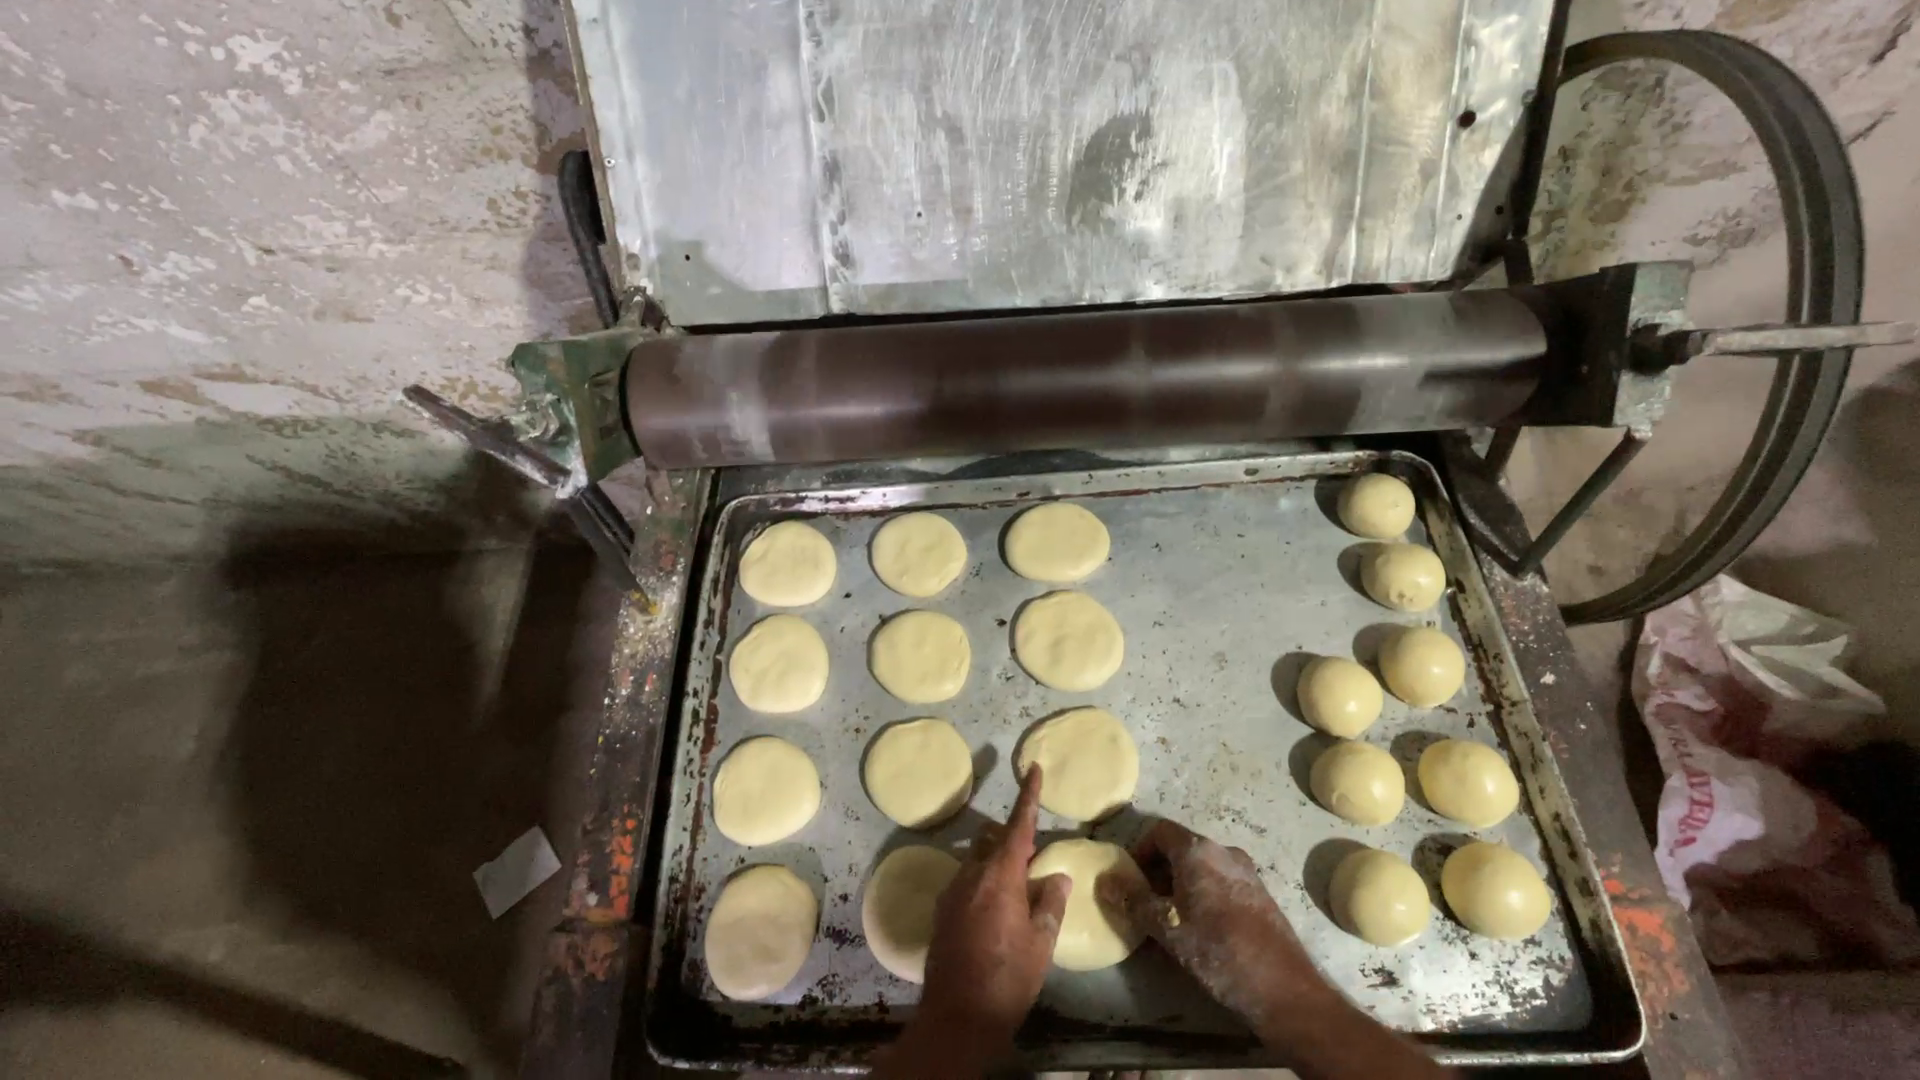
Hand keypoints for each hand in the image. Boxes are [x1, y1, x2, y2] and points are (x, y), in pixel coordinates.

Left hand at [874, 766, 1070, 1076]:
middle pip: (994, 842)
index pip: (1018, 826)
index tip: (1032, 768)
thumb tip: (1056, 875)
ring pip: (978, 862)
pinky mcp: (941, 912)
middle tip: (1035, 857)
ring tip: (1018, 890)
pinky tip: (995, 912)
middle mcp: (971, 875)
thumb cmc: (1008, 978)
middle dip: (1014, 840)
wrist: (958, 1018)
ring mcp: (952, 893)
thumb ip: (1050, 903)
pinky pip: (966, 884)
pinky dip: (983, 884)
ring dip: (997, 865)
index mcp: (1000, 877)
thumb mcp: (1041, 943)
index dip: (1028, 796)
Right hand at [1100, 821, 1451, 1079]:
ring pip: (1201, 868)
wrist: (1283, 988)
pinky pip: (1220, 883)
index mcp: (1199, 851)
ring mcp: (1246, 872)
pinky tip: (1198, 931)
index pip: (1159, 830)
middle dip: (1157, 872)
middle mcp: (1224, 851)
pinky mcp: (1259, 894)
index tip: (1129, 879)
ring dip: (1179, 886)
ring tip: (1168, 922)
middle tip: (1143, 903)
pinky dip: (1201, 896)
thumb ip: (1134, 901)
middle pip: (1180, 849)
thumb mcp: (1167, 928)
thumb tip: (1105, 882)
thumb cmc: (1218, 950)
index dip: (1139, 849)